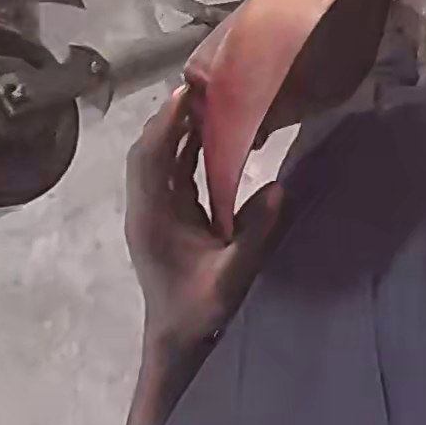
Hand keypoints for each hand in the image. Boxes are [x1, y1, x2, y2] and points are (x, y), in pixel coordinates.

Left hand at [126, 86, 282, 353]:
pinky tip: (209, 129)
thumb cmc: (199, 309)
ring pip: (158, 155)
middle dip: (169, 116)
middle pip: (147, 149)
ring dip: (176, 126)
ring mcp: (155, 207)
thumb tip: (278, 187)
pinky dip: (185, 143)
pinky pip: (172, 165)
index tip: (186, 92)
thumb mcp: (230, 277)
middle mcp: (147, 206)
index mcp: (152, 218)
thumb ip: (253, 234)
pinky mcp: (168, 210)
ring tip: (205, 98)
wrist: (178, 338)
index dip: (165, 124)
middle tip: (200, 86)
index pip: (150, 159)